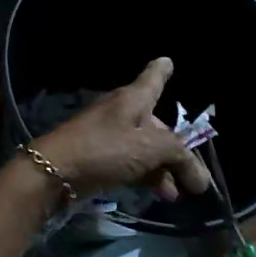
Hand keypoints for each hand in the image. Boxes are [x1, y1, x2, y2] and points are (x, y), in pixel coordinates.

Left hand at [31, 58, 210, 200]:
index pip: (153, 77)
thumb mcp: (150, 148)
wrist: (53, 172)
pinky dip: (147, 176)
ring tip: (177, 194)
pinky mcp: (99, 158)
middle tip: (195, 177)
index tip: (169, 62)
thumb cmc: (105, 148)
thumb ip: (180, 158)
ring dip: (165, 169)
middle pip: (157, 124)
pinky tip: (160, 194)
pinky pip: (131, 164)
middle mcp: (122, 112)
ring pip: (146, 148)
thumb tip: (202, 179)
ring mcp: (109, 136)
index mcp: (134, 98)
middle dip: (177, 149)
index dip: (163, 70)